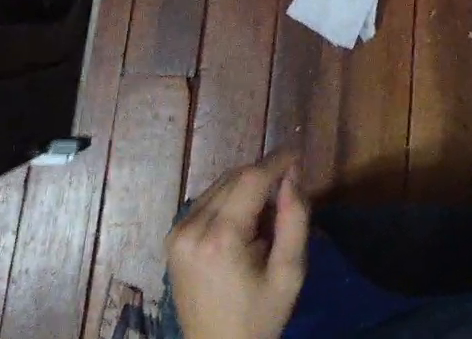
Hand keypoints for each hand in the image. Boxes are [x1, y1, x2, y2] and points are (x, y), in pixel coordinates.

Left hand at [165, 153, 309, 338]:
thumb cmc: (258, 317)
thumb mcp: (288, 274)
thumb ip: (294, 221)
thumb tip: (293, 176)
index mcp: (220, 239)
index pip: (251, 179)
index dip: (276, 161)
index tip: (298, 153)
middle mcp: (192, 228)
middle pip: (235, 178)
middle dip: (264, 175)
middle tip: (288, 190)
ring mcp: (177, 232)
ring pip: (220, 185)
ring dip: (246, 186)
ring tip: (266, 214)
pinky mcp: (173, 238)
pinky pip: (206, 200)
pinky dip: (229, 199)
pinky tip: (243, 222)